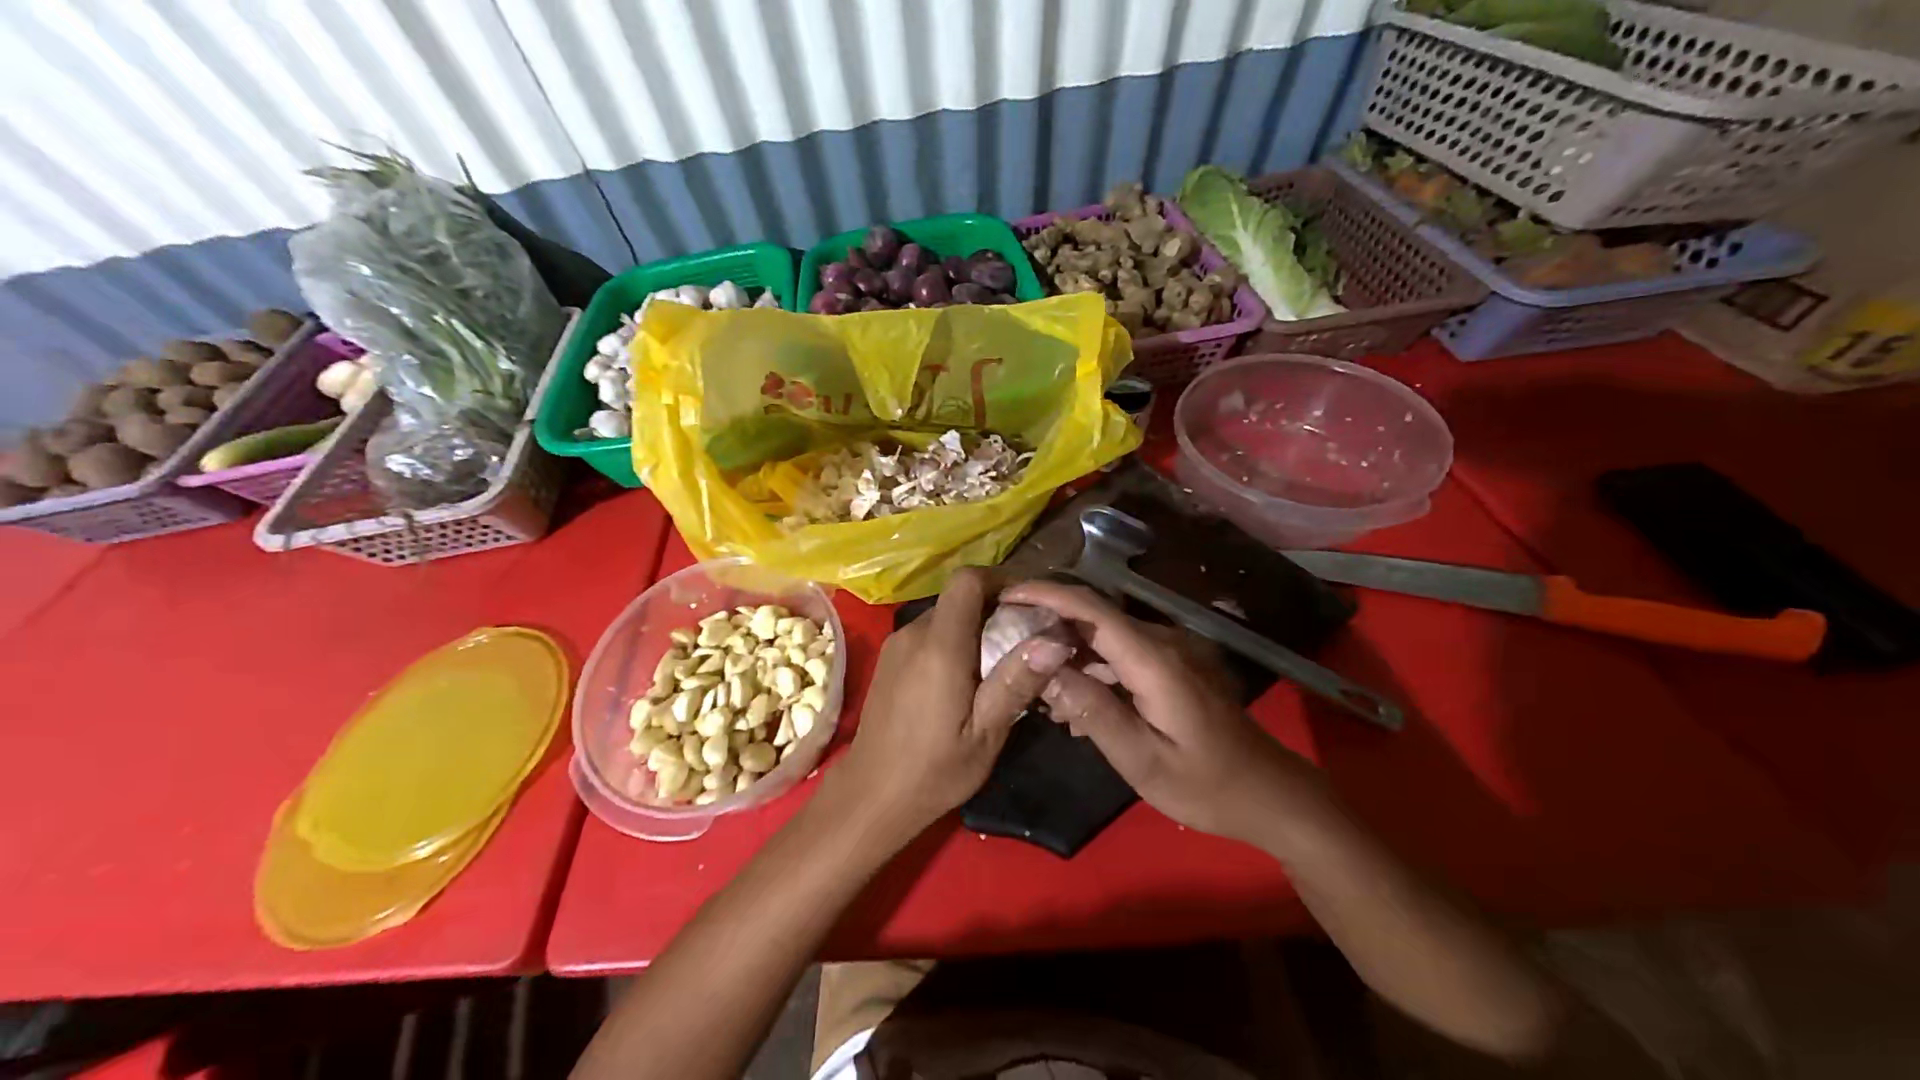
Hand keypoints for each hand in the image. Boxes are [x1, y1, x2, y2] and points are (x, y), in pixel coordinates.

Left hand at [835, 569, 1072, 831]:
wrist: (871, 795)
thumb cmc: (934, 770)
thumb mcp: (986, 733)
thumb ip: (1017, 682)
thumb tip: (1055, 640)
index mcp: (939, 646)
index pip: (968, 580)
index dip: (1001, 580)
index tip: (1030, 605)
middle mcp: (914, 634)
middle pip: (959, 598)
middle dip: (995, 609)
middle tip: (1027, 639)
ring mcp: (896, 645)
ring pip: (945, 616)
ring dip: (975, 627)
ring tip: (1003, 661)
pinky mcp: (890, 660)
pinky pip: (929, 634)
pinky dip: (954, 642)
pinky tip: (969, 677)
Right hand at [1002, 580, 1326, 845]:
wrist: (1269, 795)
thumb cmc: (1207, 785)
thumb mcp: (1142, 760)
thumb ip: (1092, 712)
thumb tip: (1042, 670)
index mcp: (1154, 660)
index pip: (1091, 610)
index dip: (1046, 594)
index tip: (1006, 595)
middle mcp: (1162, 643)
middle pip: (1093, 617)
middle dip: (1046, 623)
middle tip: (1003, 643)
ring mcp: (1169, 654)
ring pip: (1103, 637)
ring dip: (1066, 652)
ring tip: (1029, 682)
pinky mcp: (1170, 668)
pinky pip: (1119, 656)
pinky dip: (1090, 670)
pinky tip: (1070, 704)